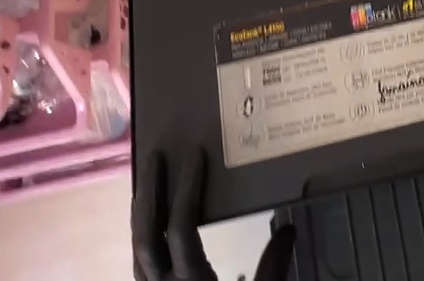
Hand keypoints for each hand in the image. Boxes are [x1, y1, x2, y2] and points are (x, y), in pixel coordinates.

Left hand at [133, 148, 294, 280]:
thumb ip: (274, 268)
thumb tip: (288, 228)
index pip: (182, 228)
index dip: (185, 189)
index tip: (196, 155)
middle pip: (145, 236)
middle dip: (149, 193)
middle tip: (157, 156)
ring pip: (136, 251)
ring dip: (141, 214)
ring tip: (150, 181)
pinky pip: (139, 267)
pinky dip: (143, 238)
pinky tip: (152, 226)